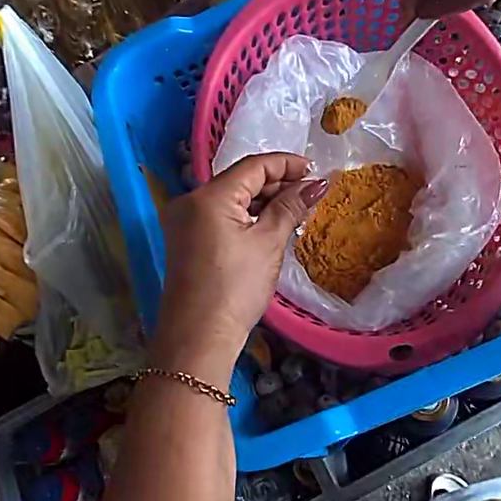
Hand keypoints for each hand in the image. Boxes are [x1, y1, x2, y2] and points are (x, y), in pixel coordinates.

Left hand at [151, 153, 326, 382]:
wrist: (198, 336)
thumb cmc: (236, 288)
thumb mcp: (268, 243)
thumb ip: (290, 207)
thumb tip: (316, 184)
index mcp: (208, 196)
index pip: (253, 166)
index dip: (286, 164)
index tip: (315, 170)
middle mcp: (189, 200)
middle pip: (239, 179)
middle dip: (275, 183)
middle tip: (309, 193)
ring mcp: (183, 221)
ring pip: (229, 198)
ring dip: (261, 200)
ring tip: (294, 209)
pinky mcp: (184, 239)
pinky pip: (219, 215)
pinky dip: (244, 216)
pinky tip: (268, 224)